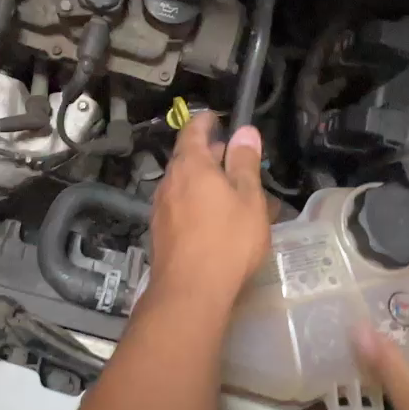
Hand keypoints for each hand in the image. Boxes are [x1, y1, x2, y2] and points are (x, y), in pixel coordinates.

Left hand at [147, 112, 270, 308]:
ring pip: (184, 183)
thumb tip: (245, 131)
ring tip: (229, 189)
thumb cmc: (227, 240)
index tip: (217, 118)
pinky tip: (213, 218)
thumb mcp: (248, 198)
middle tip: (232, 156)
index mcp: (190, 165)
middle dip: (209, 153)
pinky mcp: (160, 231)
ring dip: (203, 180)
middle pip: (187, 157)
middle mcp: (169, 180)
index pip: (193, 131)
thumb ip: (245, 163)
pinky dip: (196, 201)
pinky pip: (180, 204)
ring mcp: (161, 207)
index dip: (206, 122)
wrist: (189, 291)